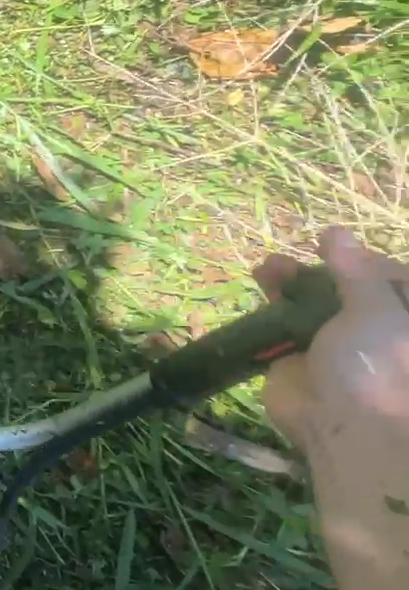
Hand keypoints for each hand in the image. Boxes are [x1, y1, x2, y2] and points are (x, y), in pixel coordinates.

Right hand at [254, 226, 408, 455]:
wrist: (343, 424)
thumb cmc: (380, 368)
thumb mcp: (378, 314)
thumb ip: (357, 273)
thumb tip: (337, 232)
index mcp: (406, 326)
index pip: (399, 284)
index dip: (376, 264)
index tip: (347, 253)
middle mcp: (382, 332)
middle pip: (356, 288)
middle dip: (329, 268)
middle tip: (309, 255)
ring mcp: (341, 340)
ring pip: (317, 297)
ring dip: (295, 275)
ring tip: (272, 264)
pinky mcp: (303, 347)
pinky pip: (287, 312)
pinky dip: (273, 292)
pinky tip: (261, 275)